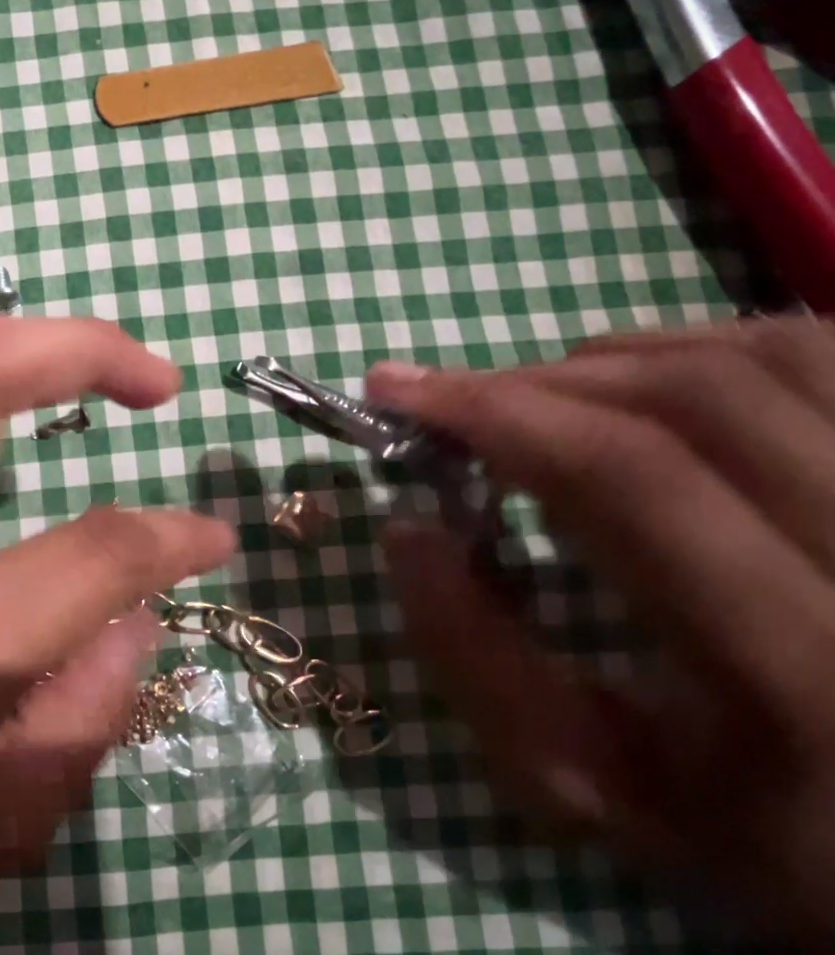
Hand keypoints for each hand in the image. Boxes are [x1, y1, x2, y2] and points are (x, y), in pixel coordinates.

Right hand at [367, 315, 834, 936]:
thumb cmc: (743, 833)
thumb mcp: (582, 783)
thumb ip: (472, 659)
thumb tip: (406, 527)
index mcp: (793, 662)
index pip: (626, 474)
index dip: (494, 409)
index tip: (392, 389)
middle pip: (698, 396)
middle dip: (537, 379)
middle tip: (450, 399)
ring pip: (778, 356)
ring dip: (623, 356)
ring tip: (543, 392)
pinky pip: (831, 359)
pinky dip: (716, 349)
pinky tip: (650, 388)